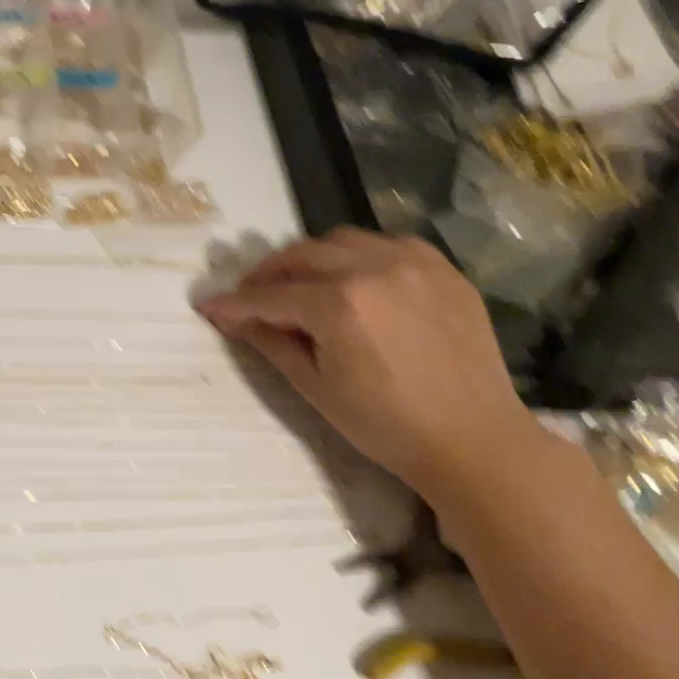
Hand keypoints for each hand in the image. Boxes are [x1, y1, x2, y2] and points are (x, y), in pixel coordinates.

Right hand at [195, 229, 545, 498]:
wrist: (470, 436)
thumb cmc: (382, 423)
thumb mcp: (314, 386)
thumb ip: (272, 342)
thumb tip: (235, 319)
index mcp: (340, 304)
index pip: (270, 296)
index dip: (234, 303)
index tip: (208, 306)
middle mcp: (376, 269)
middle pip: (303, 255)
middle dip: (268, 273)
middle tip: (249, 296)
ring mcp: (416, 265)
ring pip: (344, 241)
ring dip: (311, 259)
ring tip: (299, 286)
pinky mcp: (444, 272)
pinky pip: (389, 245)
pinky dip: (358, 256)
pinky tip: (352, 282)